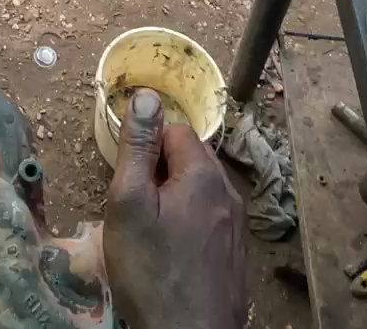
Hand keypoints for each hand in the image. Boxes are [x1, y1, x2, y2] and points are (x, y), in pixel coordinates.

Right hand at [103, 89, 247, 328]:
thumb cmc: (152, 271)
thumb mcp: (129, 202)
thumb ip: (138, 146)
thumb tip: (147, 95)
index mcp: (205, 174)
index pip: (174, 129)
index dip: (147, 147)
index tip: (130, 178)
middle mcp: (229, 193)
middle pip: (189, 157)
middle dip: (160, 170)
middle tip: (136, 206)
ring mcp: (237, 228)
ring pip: (199, 189)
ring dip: (174, 197)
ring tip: (150, 232)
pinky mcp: (236, 257)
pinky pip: (209, 219)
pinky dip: (188, 223)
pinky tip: (171, 253)